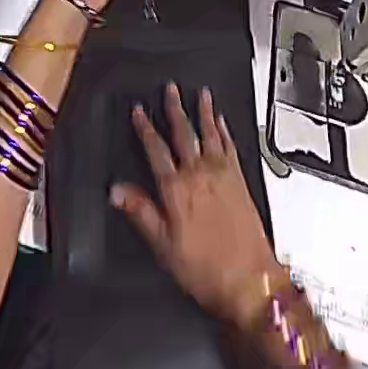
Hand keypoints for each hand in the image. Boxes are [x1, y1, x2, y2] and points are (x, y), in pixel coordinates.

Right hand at [113, 84, 280, 330]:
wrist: (250, 279)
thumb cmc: (207, 268)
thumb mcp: (163, 247)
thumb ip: (141, 213)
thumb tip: (117, 191)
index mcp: (177, 190)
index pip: (156, 150)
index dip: (146, 129)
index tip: (140, 111)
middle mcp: (200, 175)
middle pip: (184, 134)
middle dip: (175, 109)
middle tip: (171, 89)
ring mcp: (223, 174)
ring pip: (210, 134)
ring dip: (204, 112)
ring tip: (201, 94)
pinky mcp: (240, 179)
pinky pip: (230, 145)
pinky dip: (225, 130)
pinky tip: (222, 122)